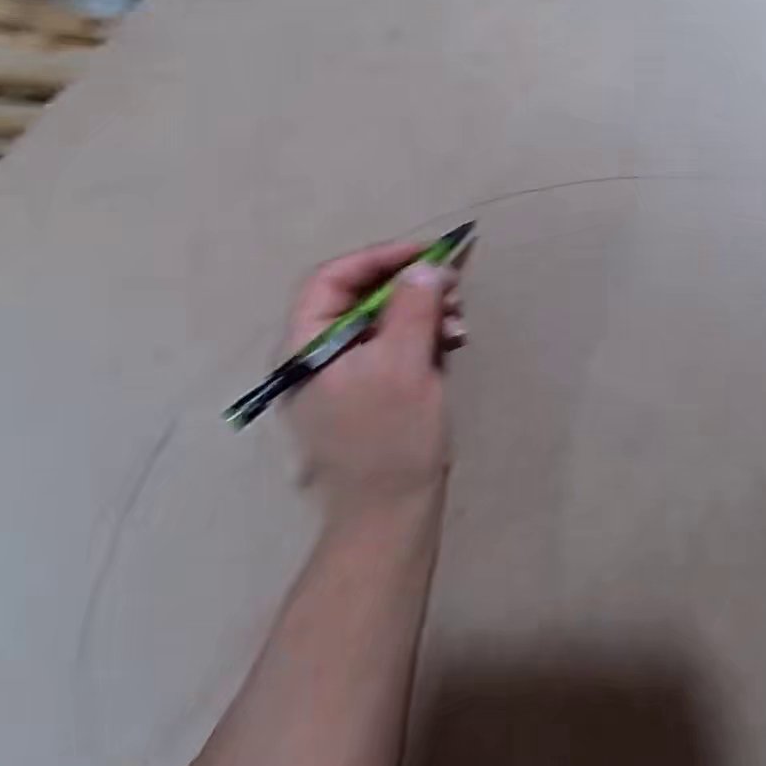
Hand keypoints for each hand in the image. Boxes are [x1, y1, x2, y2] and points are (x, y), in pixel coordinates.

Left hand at [284, 240, 466, 519]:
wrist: (391, 512)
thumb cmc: (391, 438)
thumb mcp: (405, 365)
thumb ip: (413, 308)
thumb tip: (426, 267)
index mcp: (307, 348)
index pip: (331, 280)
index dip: (379, 258)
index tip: (428, 253)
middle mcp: (319, 356)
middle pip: (361, 298)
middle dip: (410, 287)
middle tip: (453, 289)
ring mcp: (346, 375)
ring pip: (384, 321)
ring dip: (424, 312)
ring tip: (459, 324)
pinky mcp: (373, 390)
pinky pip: (396, 346)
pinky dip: (424, 337)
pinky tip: (452, 342)